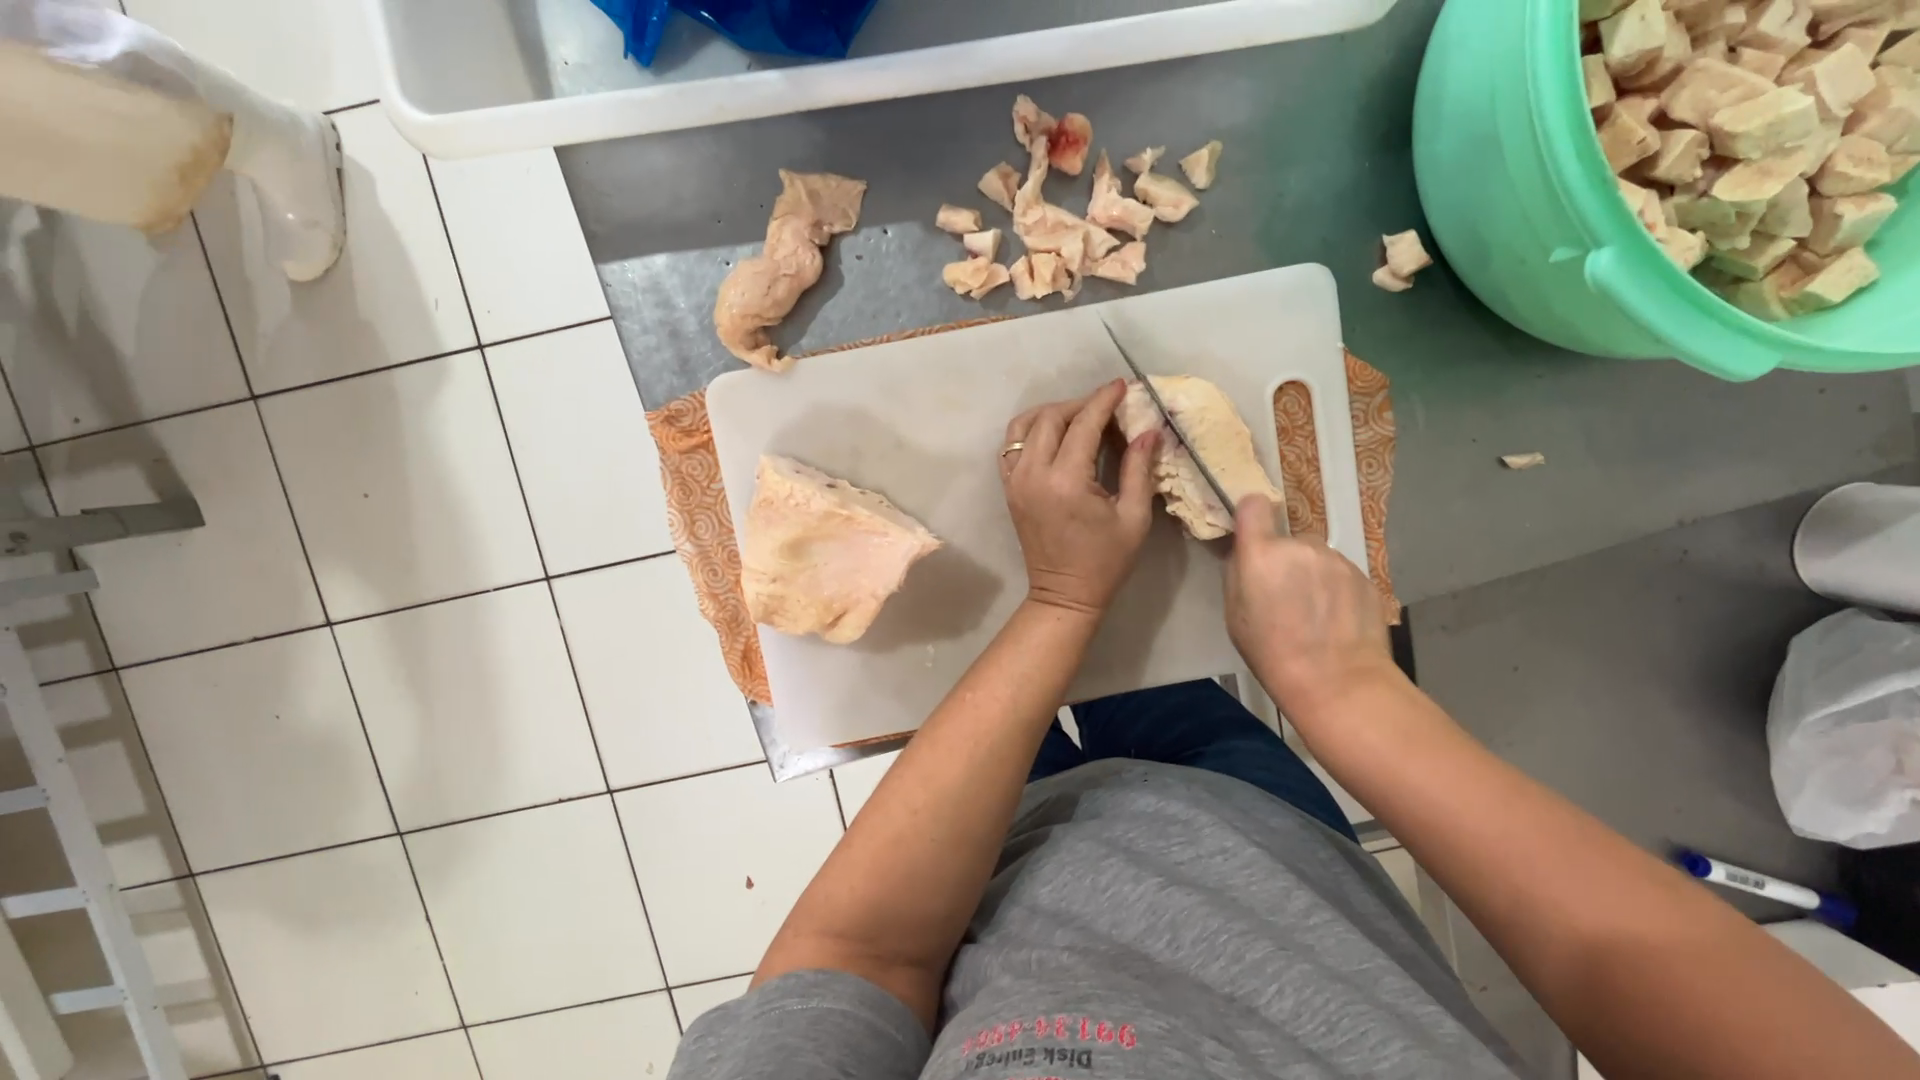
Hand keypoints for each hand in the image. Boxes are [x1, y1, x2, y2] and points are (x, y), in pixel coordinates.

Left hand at [1001, 380, 1158, 617]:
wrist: (1064, 594)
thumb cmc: (1105, 561)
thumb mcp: (1133, 517)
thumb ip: (1139, 468)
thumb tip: (1149, 431)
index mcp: (1066, 481)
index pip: (1083, 424)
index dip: (1103, 400)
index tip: (1121, 386)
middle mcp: (1033, 474)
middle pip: (1050, 417)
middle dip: (1079, 404)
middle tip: (1105, 406)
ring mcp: (1015, 481)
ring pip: (1024, 426)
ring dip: (1051, 413)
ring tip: (1079, 417)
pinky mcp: (1009, 489)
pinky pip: (1011, 446)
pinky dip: (1030, 432)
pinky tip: (1053, 436)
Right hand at [1225, 495, 1395, 717]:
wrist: (1337, 680)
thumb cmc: (1272, 652)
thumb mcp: (1235, 615)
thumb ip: (1240, 574)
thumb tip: (1246, 555)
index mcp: (1262, 553)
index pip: (1254, 506)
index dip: (1252, 518)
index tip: (1253, 537)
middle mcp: (1300, 546)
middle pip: (1288, 541)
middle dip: (1285, 561)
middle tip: (1286, 598)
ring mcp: (1337, 559)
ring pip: (1316, 558)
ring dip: (1312, 575)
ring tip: (1315, 614)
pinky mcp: (1364, 576)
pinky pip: (1340, 575)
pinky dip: (1336, 590)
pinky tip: (1336, 621)